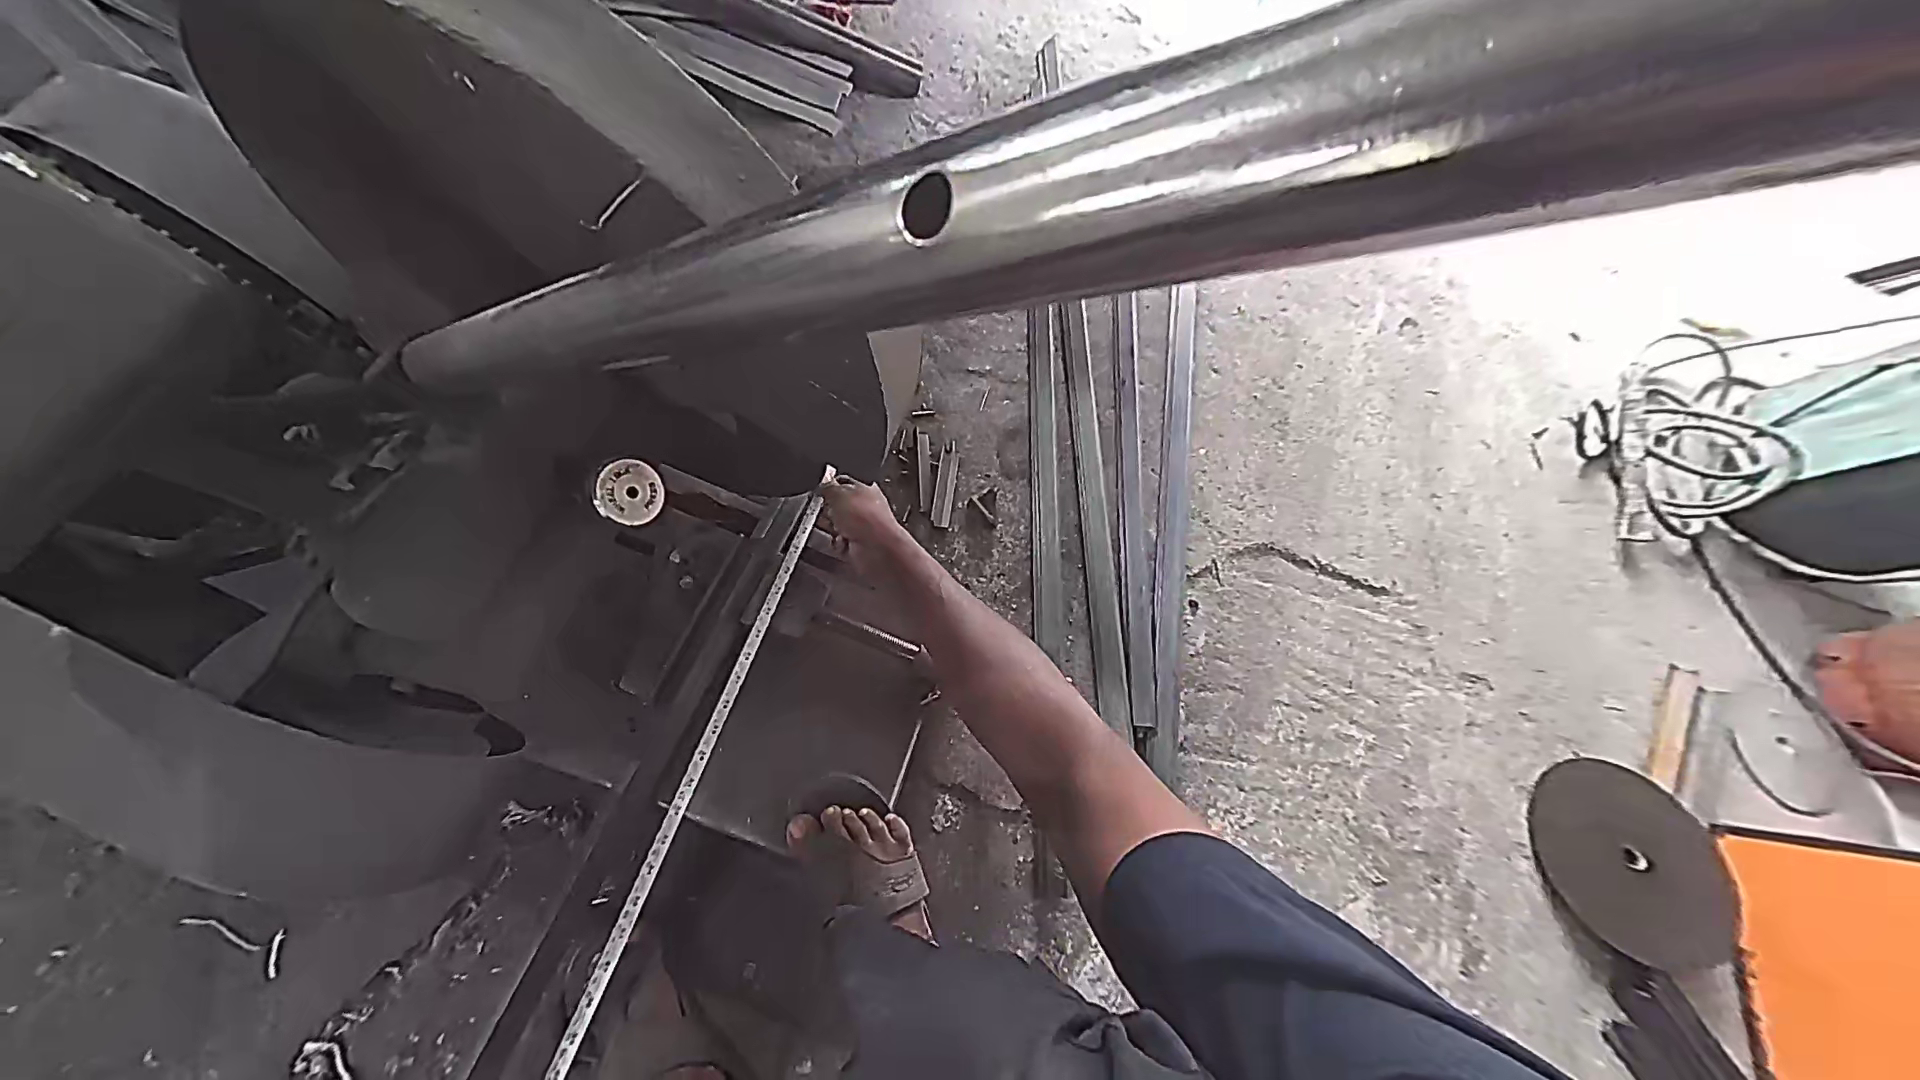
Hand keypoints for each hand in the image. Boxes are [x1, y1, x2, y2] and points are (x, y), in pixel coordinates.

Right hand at [820, 477, 907, 576]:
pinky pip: (839, 543)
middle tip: (827, 513)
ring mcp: (862, 528)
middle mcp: (866, 509)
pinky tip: (843, 541)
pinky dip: (838, 544)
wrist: (877, 549)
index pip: (843, 484)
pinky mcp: (858, 546)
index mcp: (865, 490)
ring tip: (835, 529)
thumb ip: (828, 486)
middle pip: (837, 507)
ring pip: (836, 526)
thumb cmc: (867, 518)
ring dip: (831, 529)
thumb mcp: (839, 494)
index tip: (820, 493)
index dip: (829, 488)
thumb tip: (822, 483)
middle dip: (828, 511)